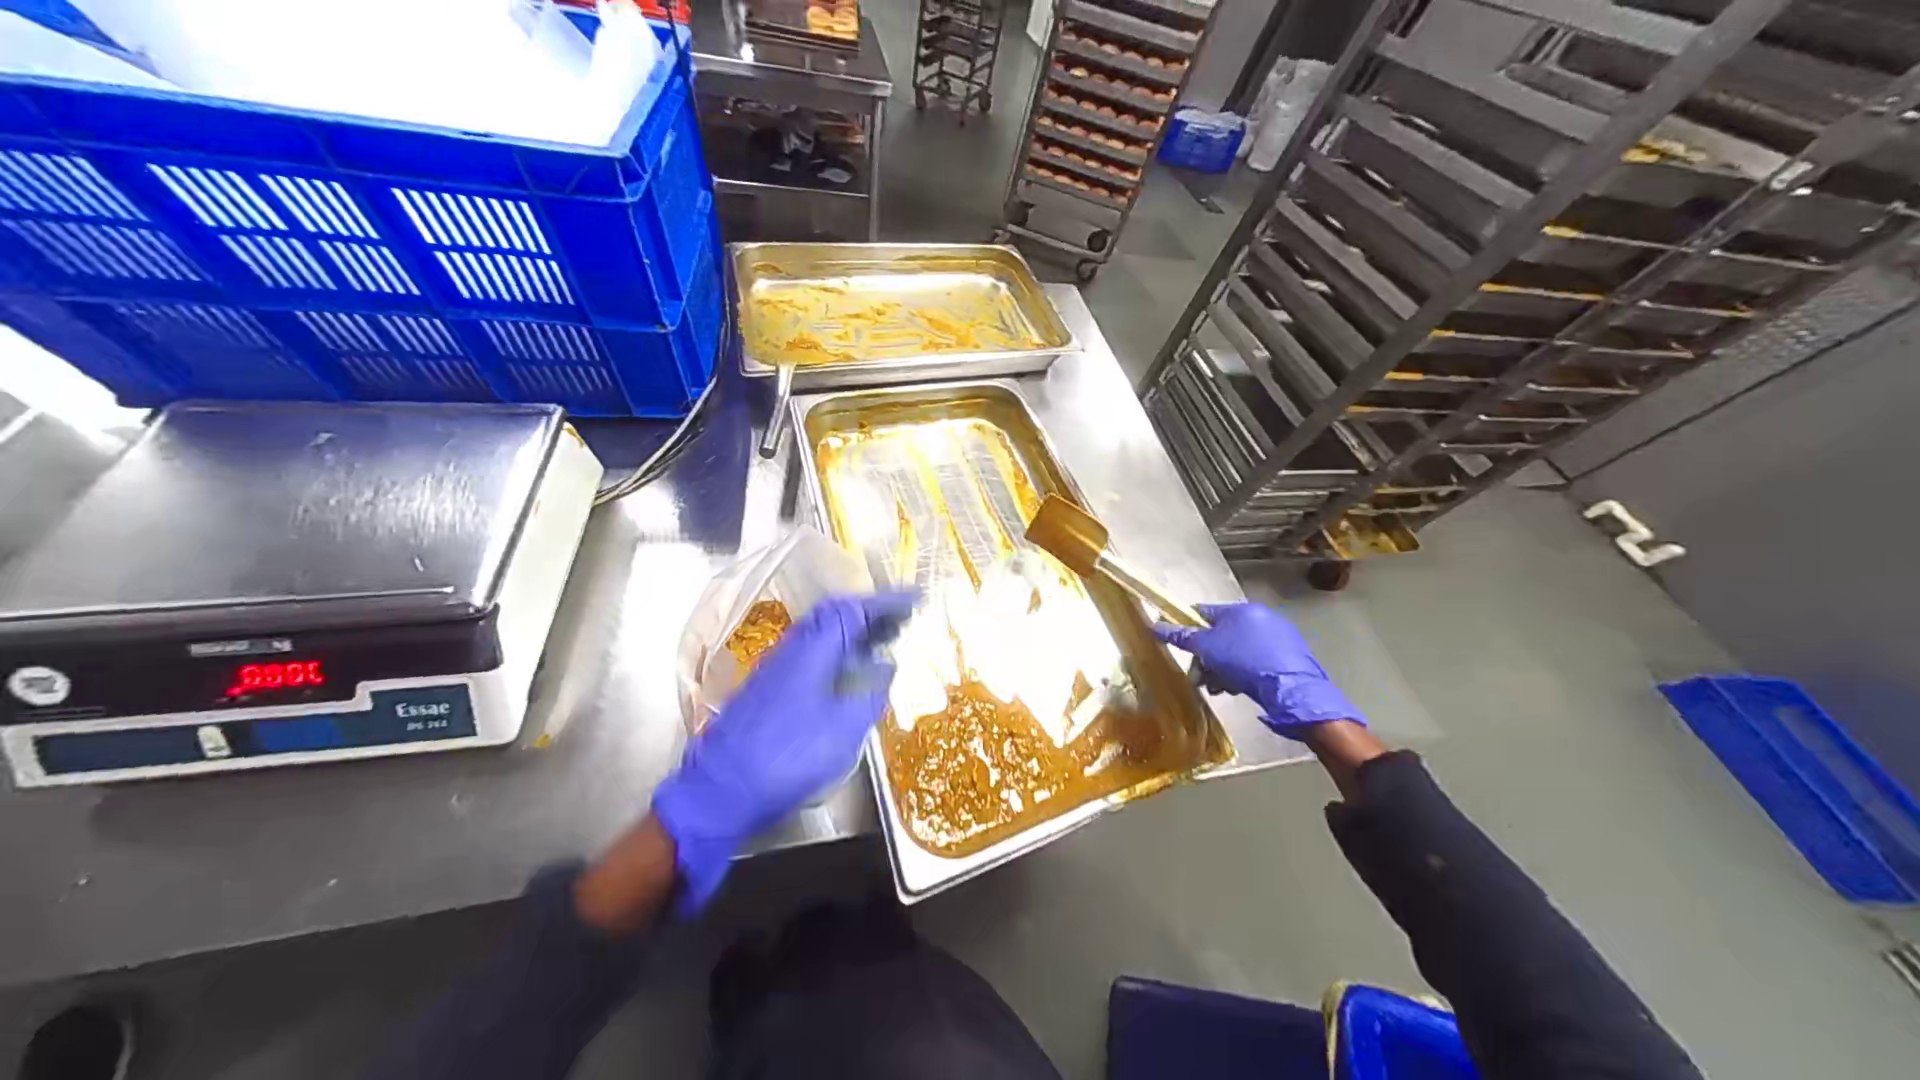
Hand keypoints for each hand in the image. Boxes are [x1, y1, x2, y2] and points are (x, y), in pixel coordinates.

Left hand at [652, 591, 915, 911]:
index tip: (916, 599)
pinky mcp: (773, 687)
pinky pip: (815, 654)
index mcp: (813, 648)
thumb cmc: (789, 756)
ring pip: (824, 635)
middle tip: (904, 618)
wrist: (722, 789)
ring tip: (886, 641)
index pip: (854, 610)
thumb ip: (871, 692)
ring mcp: (779, 666)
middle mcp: (794, 647)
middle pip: (836, 616)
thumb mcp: (844, 727)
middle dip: (872, 614)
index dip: (887, 603)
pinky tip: (854, 672)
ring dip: (856, 633)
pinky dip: (840, 653)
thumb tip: (886, 666)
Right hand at [1153, 601, 1363, 739]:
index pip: (1202, 611)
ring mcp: (1276, 637)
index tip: (1180, 648)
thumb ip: (1182, 636)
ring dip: (1221, 668)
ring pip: (1235, 650)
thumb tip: (1154, 625)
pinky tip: (1238, 689)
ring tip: (1219, 688)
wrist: (1293, 691)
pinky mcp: (1286, 657)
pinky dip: (1241, 673)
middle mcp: (1259, 617)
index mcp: (1240, 609)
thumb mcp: (1208, 649)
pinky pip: (1253, 661)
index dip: (1186, 628)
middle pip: (1219, 634)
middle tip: (1200, 678)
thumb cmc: (1245, 662)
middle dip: (1205, 657)